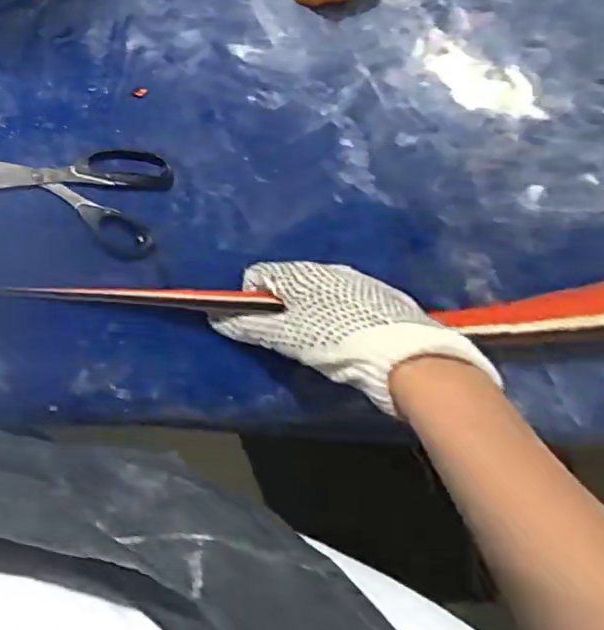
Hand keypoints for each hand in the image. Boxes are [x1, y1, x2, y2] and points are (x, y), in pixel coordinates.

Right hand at [210, 262, 500, 415]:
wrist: (413, 360)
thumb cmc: (332, 340)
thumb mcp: (280, 337)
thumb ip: (244, 325)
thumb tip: (217, 318)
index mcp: (298, 272)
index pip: (257, 275)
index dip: (253, 299)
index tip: (262, 322)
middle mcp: (329, 269)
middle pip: (291, 282)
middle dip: (285, 303)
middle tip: (291, 332)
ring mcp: (364, 281)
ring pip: (323, 292)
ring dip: (316, 308)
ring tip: (325, 336)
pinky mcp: (392, 298)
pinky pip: (353, 301)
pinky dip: (345, 314)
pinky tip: (354, 336)